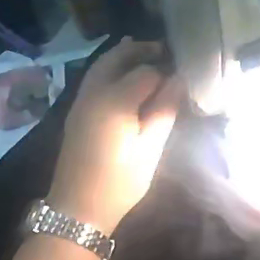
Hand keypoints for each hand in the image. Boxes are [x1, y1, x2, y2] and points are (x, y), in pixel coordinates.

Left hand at [48, 39, 182, 232]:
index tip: (183, 77)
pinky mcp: (77, 112)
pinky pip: (94, 78)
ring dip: (123, 57)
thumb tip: (178, 81)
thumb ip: (164, 111)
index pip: (146, 72)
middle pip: (117, 58)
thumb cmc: (119, 183)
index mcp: (115, 101)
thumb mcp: (150, 150)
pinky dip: (111, 69)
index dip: (166, 72)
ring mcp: (81, 101)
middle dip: (140, 51)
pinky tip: (126, 77)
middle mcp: (94, 93)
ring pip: (102, 66)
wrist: (77, 209)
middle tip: (164, 50)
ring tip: (147, 56)